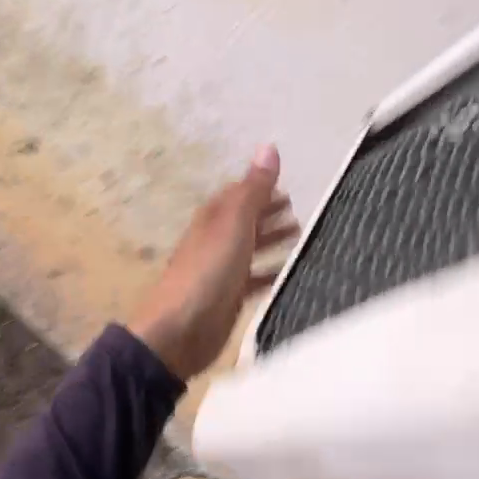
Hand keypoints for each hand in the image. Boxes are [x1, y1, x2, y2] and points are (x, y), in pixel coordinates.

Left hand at [127, 144, 298, 379]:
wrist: (179, 331)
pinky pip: (253, 278)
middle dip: (269, 213)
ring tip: (300, 236)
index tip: (287, 187)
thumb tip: (268, 147)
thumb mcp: (234, 226)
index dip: (260, 188)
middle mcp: (216, 239)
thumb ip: (253, 190)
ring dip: (271, 240)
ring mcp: (221, 269)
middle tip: (297, 211)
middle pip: (245, 220)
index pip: (239, 194)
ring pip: (250, 247)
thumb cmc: (207, 273)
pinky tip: (287, 274)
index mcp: (214, 218)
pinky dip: (269, 272)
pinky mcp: (228, 297)